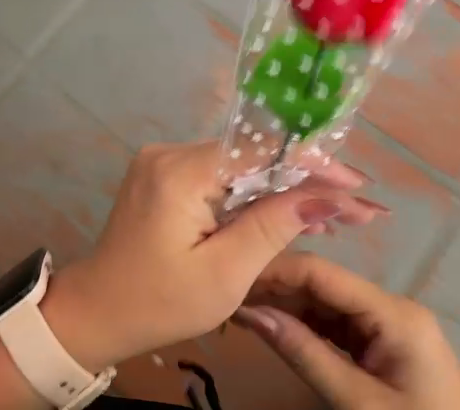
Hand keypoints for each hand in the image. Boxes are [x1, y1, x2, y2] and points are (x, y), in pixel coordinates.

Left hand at [40, 142, 383, 372]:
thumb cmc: (163, 301)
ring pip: (234, 167)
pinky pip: (216, 178)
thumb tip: (326, 195)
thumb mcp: (226, 273)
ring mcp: (160, 164)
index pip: (254, 149)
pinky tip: (290, 216)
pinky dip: (251, 197)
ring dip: (281, 189)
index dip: (309, 162)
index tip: (356, 183)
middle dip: (303, 178)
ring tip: (336, 215)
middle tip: (359, 207)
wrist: (101, 309)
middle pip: (247, 156)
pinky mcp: (161, 179)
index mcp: (177, 172)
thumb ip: (273, 227)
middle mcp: (166, 154)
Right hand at [234, 253, 459, 409]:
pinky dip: (301, 326)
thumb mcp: (361, 404)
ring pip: (321, 302)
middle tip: (224, 294)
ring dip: (282, 306)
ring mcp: (388, 326)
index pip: (318, 271)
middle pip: (319, 282)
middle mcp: (391, 307)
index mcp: (394, 312)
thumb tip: (247, 310)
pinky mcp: (383, 345)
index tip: (227, 275)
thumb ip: (304, 354)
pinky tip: (269, 326)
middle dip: (272, 286)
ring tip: (237, 309)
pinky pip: (333, 324)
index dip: (270, 269)